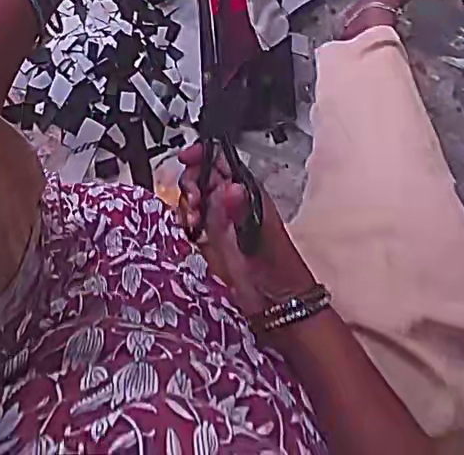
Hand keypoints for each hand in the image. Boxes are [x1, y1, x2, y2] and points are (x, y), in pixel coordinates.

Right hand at [177, 143, 316, 324]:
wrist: (278, 309)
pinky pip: (191, 217)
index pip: (221, 159)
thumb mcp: (260, 239)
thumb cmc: (277, 272)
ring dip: (186, 203)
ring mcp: (221, 218)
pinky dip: (185, 220)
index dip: (201, 154)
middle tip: (193, 202)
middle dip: (190, 183)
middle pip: (201, 175)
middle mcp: (232, 201)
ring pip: (193, 195)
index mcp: (247, 192)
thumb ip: (242, 212)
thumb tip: (230, 186)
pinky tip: (190, 230)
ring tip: (193, 220)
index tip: (185, 158)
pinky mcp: (212, 237)